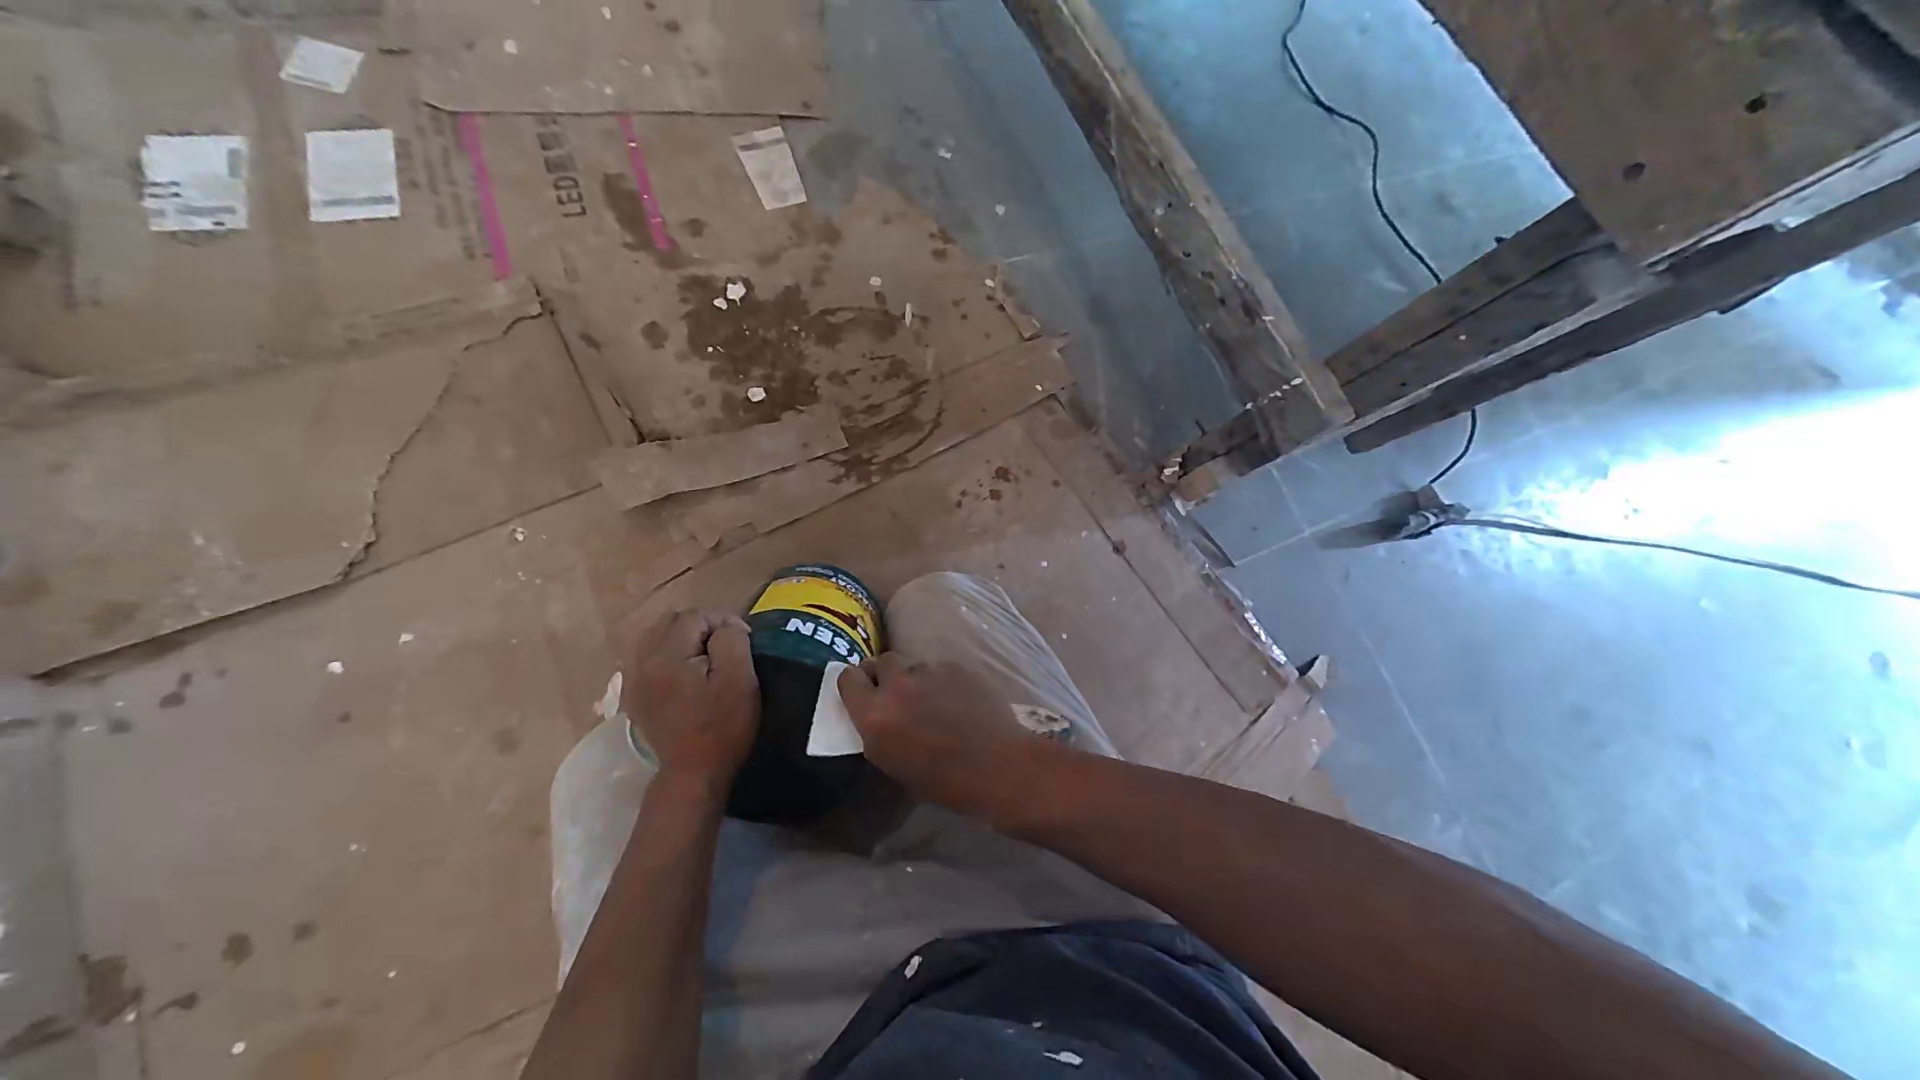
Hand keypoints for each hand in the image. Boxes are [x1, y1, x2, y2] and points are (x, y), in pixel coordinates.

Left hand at [627, 610, 759, 784]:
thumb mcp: (739, 678)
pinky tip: (684, 672)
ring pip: (656, 637)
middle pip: (671, 621)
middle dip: (701, 625)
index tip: (744, 639)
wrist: (693, 772)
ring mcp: (634, 680)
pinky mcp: (635, 697)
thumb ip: (731, 640)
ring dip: (682, 638)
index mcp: (667, 655)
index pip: (695, 615)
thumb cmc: (722, 725)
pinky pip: (648, 659)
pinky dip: (668, 655)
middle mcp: (642, 661)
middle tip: (725, 645)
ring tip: (705, 656)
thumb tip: (726, 626)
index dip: (723, 620)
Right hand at [837, 655, 1036, 819]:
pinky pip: (941, 669)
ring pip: (914, 666)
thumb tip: (875, 716)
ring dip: (918, 680)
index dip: (854, 682)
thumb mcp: (892, 764)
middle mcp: (897, 685)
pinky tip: (959, 702)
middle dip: (885, 675)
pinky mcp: (957, 667)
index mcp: (874, 714)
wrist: (996, 766)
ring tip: (936, 702)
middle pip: (881, 662)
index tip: (862, 691)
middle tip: (898, 694)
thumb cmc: (942, 781)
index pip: (848, 678)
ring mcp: (929, 672)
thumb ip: (876, 732)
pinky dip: (944, 682)